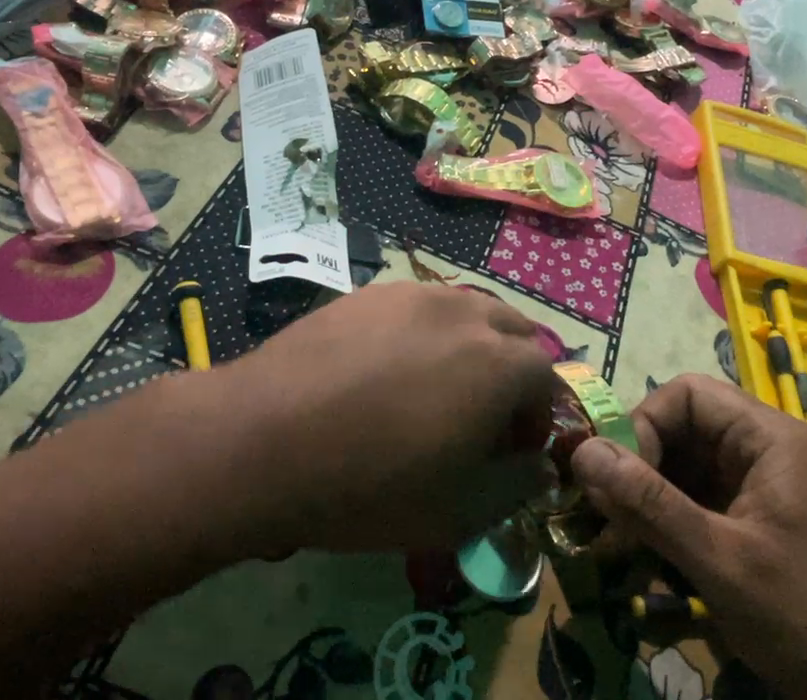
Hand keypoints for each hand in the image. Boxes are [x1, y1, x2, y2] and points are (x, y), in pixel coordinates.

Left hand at [227, 283, 556, 552]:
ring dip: (471, 345)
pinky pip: (416, 308)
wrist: (261, 440)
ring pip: (464, 309)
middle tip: (483, 415)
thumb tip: (534, 464)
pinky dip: (424, 333)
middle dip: (512, 371)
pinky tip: (387, 371)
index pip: (545, 376)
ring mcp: (410, 296)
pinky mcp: (366, 295)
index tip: (511, 451)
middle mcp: (463, 313)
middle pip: (512, 329)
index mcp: (499, 362)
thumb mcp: (458, 512)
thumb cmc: (369, 485)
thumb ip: (515, 485)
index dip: (536, 417)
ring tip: (438, 387)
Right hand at [570, 375, 806, 699]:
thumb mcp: (725, 562)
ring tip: (623, 554)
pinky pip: (711, 515)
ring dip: (653, 510)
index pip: (687, 396)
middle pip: (687, 436)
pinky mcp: (773, 536)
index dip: (642, 427)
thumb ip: (650, 505)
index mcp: (772, 440)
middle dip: (640, 474)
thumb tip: (580, 450)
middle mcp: (772, 457)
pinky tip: (658, 574)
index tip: (614, 482)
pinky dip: (678, 536)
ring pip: (693, 479)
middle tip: (605, 524)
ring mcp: (775, 498)